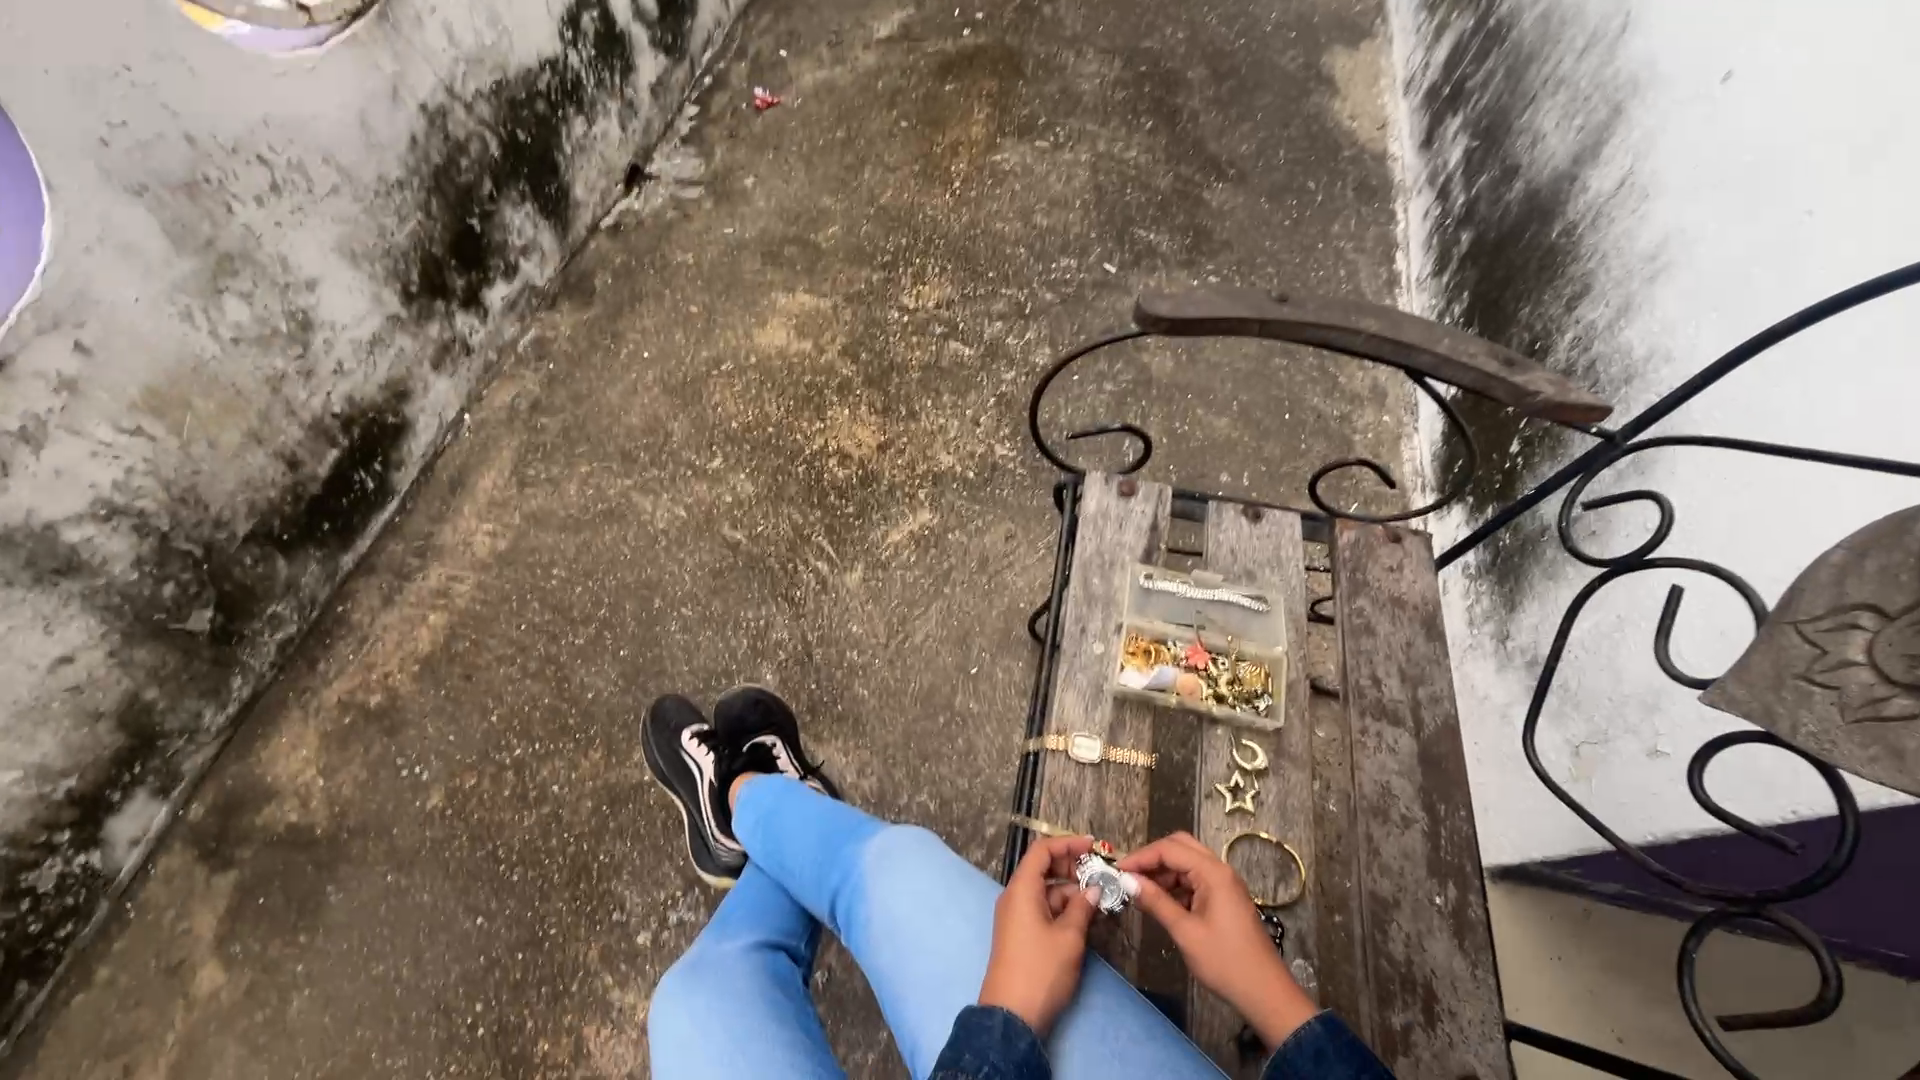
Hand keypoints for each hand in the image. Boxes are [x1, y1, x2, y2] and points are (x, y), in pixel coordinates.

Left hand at [978, 834, 1100, 1037]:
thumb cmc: (1040, 970)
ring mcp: (1017, 917)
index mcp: (1021, 889)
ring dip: (1072, 891)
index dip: (1067, 843)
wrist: (1011, 1017)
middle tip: (1102, 874)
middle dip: (1073, 868)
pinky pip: (1044, 909)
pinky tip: (1087, 917)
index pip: (1042, 851)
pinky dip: (1065, 908)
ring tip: (1102, 898)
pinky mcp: (1022, 935)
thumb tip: (1093, 889)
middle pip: (1044, 869)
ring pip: (1047, 891)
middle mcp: (1015, 897)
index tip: (1094, 846)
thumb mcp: (1068, 937)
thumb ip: (1082, 907)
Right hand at [1118, 832, 1316, 1048]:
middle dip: (1152, 858)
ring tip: (1140, 891)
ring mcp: (1224, 884)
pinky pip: (1195, 880)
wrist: (1265, 993)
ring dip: (1163, 872)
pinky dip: (1175, 886)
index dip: (1141, 856)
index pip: (1170, 849)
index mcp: (1213, 873)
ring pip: (1187, 864)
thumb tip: (1127, 881)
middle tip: (1129, 875)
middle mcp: (1220, 870)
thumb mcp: (1185, 932)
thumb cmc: (1225, 962)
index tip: (1118, 870)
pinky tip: (1160, 902)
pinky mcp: (1224, 899)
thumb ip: (1156, 902)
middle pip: (1180, 847)